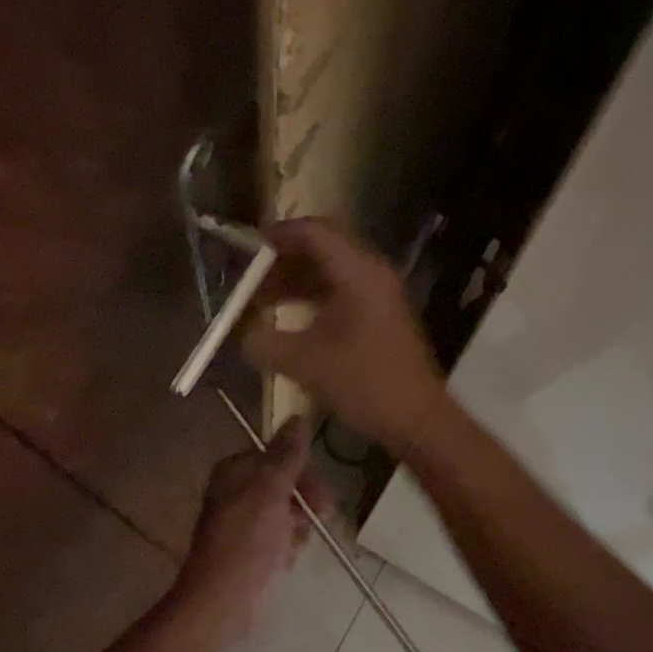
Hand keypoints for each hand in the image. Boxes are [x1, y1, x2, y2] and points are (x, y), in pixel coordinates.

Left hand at [174, 418, 331, 638]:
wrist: (222, 603)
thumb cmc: (246, 543)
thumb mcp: (270, 492)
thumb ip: (286, 455)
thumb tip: (298, 416)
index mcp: (234, 471)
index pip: (277, 455)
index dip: (302, 470)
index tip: (320, 491)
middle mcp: (236, 491)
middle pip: (284, 482)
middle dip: (303, 501)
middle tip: (320, 516)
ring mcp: (243, 521)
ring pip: (286, 512)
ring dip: (298, 526)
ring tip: (294, 544)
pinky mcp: (250, 549)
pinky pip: (280, 537)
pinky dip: (288, 546)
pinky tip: (288, 559)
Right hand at [240, 218, 447, 452]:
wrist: (415, 419)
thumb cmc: (363, 383)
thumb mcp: (303, 362)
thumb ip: (262, 342)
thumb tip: (237, 330)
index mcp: (357, 272)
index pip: (313, 231)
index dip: (276, 234)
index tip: (243, 247)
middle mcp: (370, 272)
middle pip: (319, 247)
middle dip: (279, 258)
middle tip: (243, 272)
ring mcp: (375, 292)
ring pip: (326, 270)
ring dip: (291, 279)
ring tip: (255, 297)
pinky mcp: (375, 313)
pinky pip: (336, 289)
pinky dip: (307, 296)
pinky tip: (282, 314)